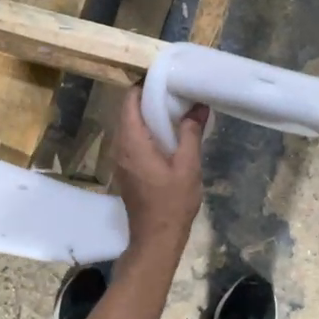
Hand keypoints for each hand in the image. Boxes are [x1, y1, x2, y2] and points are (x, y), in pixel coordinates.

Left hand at [110, 87, 206, 254]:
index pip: (130, 101)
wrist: (156, 239)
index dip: (145, 86)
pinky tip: (169, 134)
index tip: (167, 79)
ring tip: (176, 110)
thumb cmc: (172, 203)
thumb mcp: (188, 166)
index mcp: (132, 142)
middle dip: (150, 99)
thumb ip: (190, 133)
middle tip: (176, 92)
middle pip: (129, 111)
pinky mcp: (126, 170)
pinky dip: (148, 132)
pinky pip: (133, 141)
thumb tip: (198, 106)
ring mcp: (120, 159)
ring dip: (150, 116)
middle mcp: (120, 147)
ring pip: (131, 126)